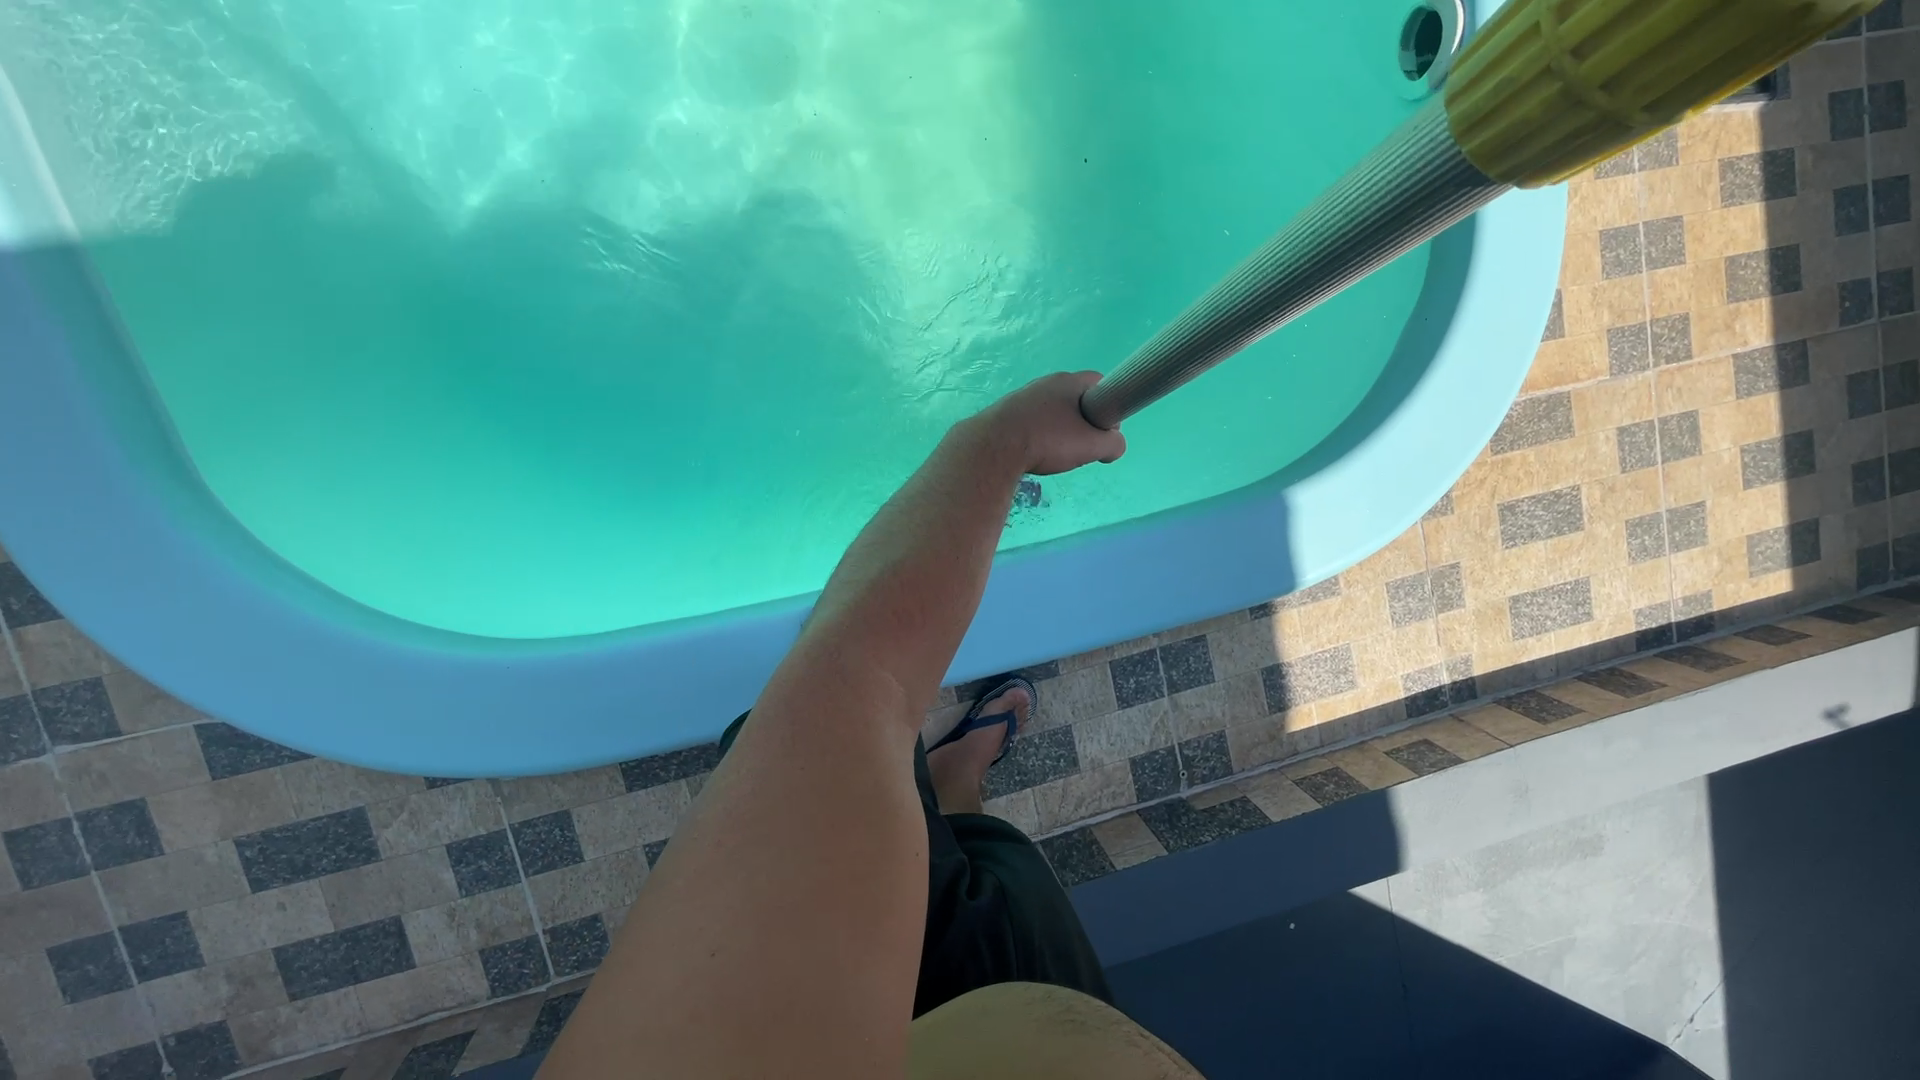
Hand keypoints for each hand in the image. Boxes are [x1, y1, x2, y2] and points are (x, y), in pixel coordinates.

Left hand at [975, 372, 1127, 476]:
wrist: (993, 448)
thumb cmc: (1048, 441)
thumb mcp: (1092, 446)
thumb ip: (1113, 444)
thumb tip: (1113, 446)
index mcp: (1069, 381)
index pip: (1101, 383)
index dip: (1109, 406)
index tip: (1104, 431)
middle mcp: (1046, 382)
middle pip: (1076, 399)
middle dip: (1083, 422)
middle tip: (1081, 446)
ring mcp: (1023, 396)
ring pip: (1052, 412)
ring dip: (1059, 431)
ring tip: (1053, 453)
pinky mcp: (1005, 412)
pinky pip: (1032, 421)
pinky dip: (1037, 435)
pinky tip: (1032, 453)